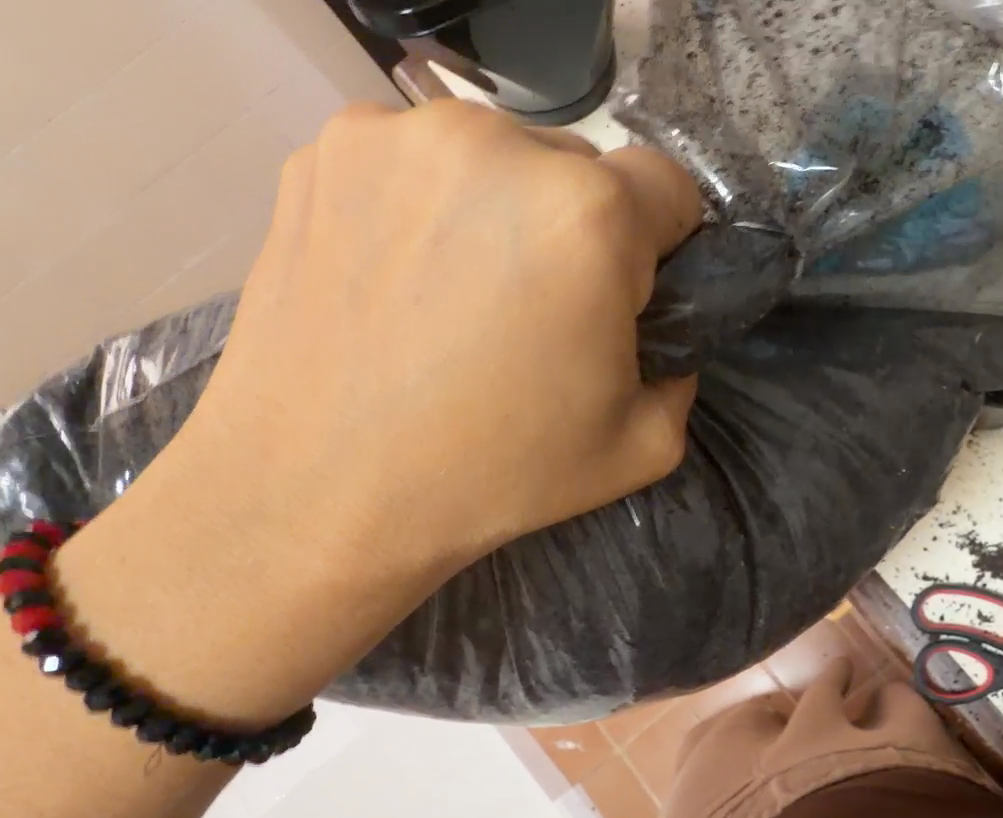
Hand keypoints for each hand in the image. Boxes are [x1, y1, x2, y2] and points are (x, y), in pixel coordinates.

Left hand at [156, 99, 704, 579]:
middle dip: (583, 230)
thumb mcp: (641, 446)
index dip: (664, 247)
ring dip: (506, 212)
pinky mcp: (323, 153)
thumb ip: (682, 374)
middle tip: (544, 311)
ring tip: (466, 296)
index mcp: (588, 217)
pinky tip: (404, 280)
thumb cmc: (494, 475)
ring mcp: (396, 138)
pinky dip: (429, 207)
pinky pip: (417, 165)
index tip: (631, 300)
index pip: (670, 187)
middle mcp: (496, 146)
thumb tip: (666, 341)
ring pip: (499, 158)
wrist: (320, 492)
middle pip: (582, 167)